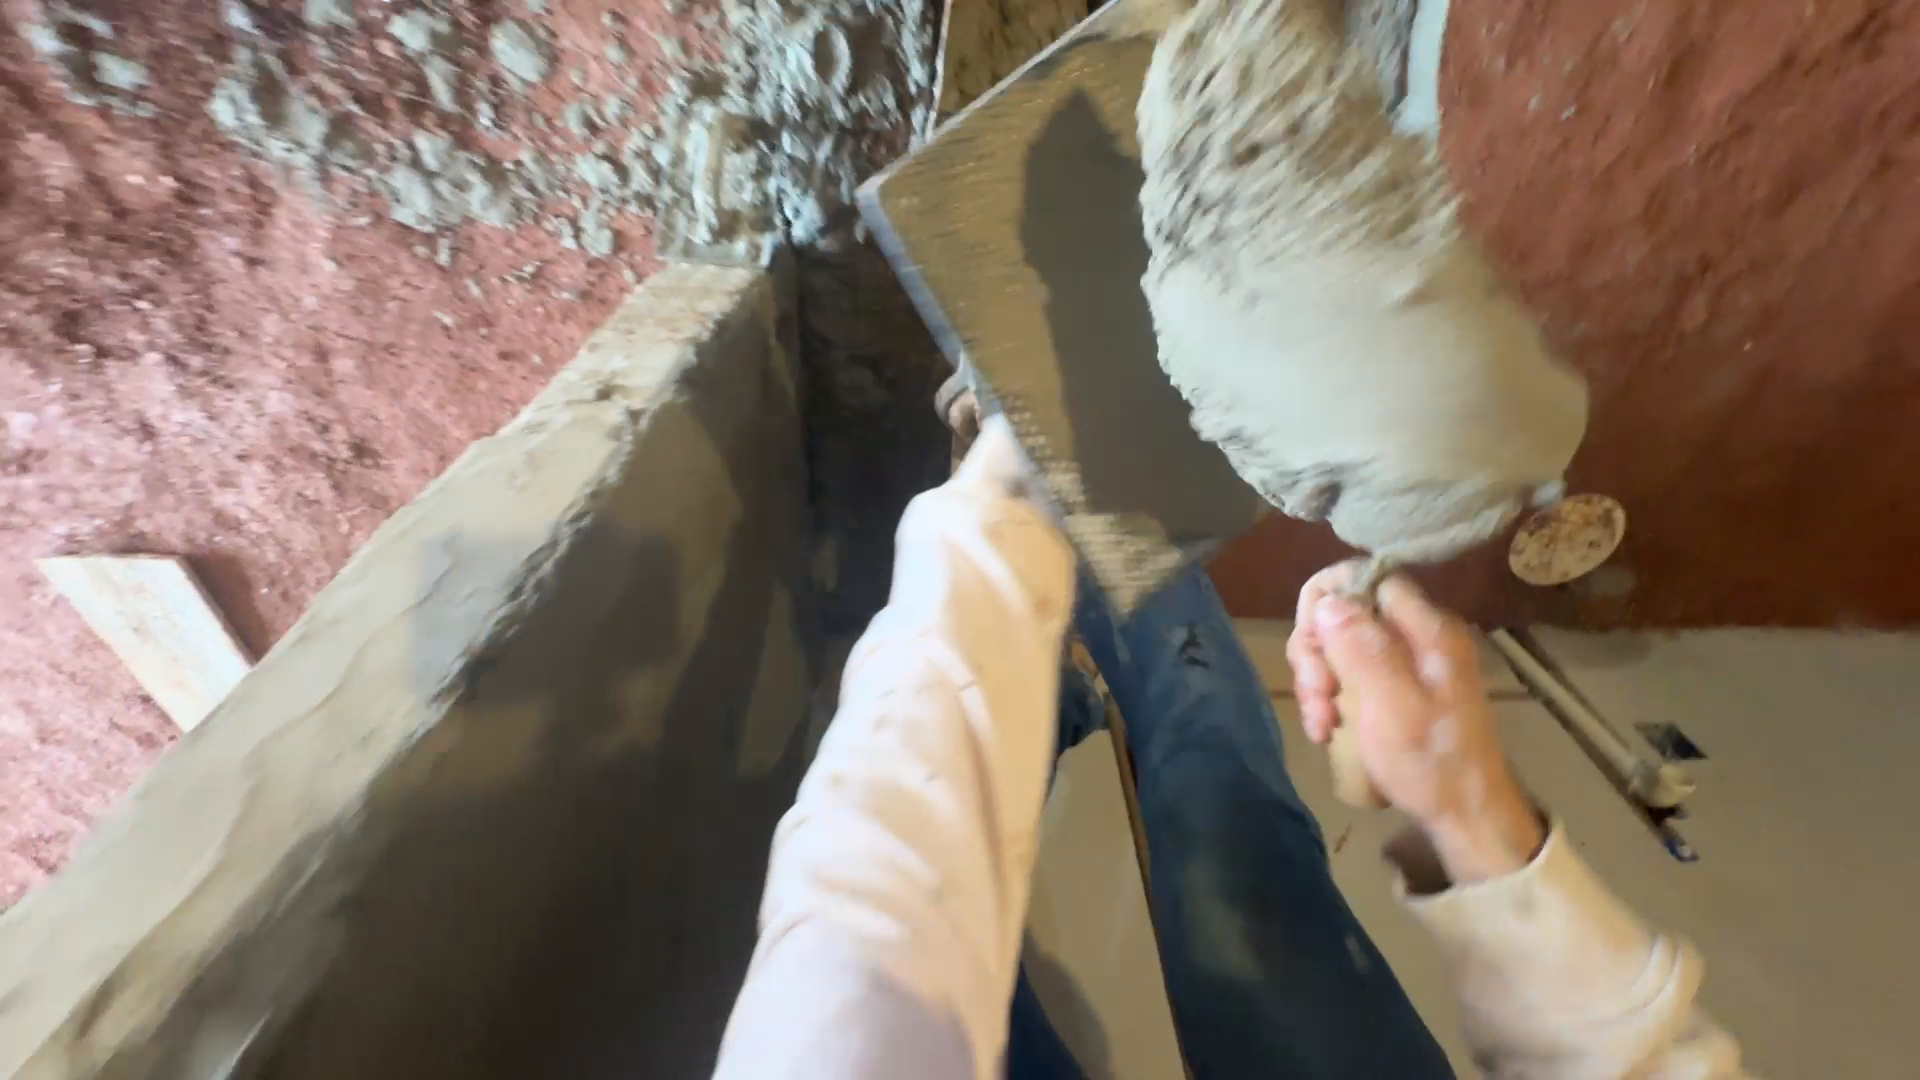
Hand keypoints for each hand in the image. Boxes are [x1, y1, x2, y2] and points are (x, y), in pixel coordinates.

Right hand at [1287, 564, 1544, 882]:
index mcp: (1427, 630)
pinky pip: (1342, 671)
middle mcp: (1414, 636)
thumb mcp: (1393, 706)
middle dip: (1316, 651)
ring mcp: (1400, 661)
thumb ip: (1362, 649)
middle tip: (1317, 693)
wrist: (1465, 818)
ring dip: (1316, 680)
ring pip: (1335, 643)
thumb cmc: (1432, 764)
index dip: (1330, 597)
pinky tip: (1325, 729)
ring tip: (1320, 723)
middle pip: (1342, 611)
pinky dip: (1326, 697)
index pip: (1368, 578)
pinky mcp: (1388, 685)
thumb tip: (1327, 601)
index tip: (1313, 638)